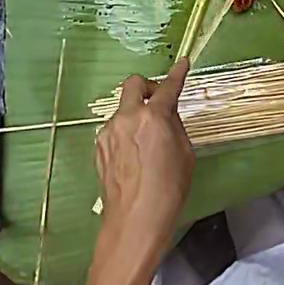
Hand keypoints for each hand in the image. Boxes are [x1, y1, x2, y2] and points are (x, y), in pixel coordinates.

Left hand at [94, 58, 193, 269]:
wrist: (135, 220)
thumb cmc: (168, 191)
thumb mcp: (185, 155)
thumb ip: (175, 126)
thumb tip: (167, 115)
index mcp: (153, 117)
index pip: (168, 88)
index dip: (177, 74)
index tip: (182, 64)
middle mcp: (127, 117)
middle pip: (133, 84)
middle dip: (147, 87)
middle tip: (158, 103)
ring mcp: (109, 131)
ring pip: (123, 109)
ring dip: (136, 115)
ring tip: (148, 143)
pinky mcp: (99, 146)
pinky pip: (115, 129)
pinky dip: (126, 132)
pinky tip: (134, 156)